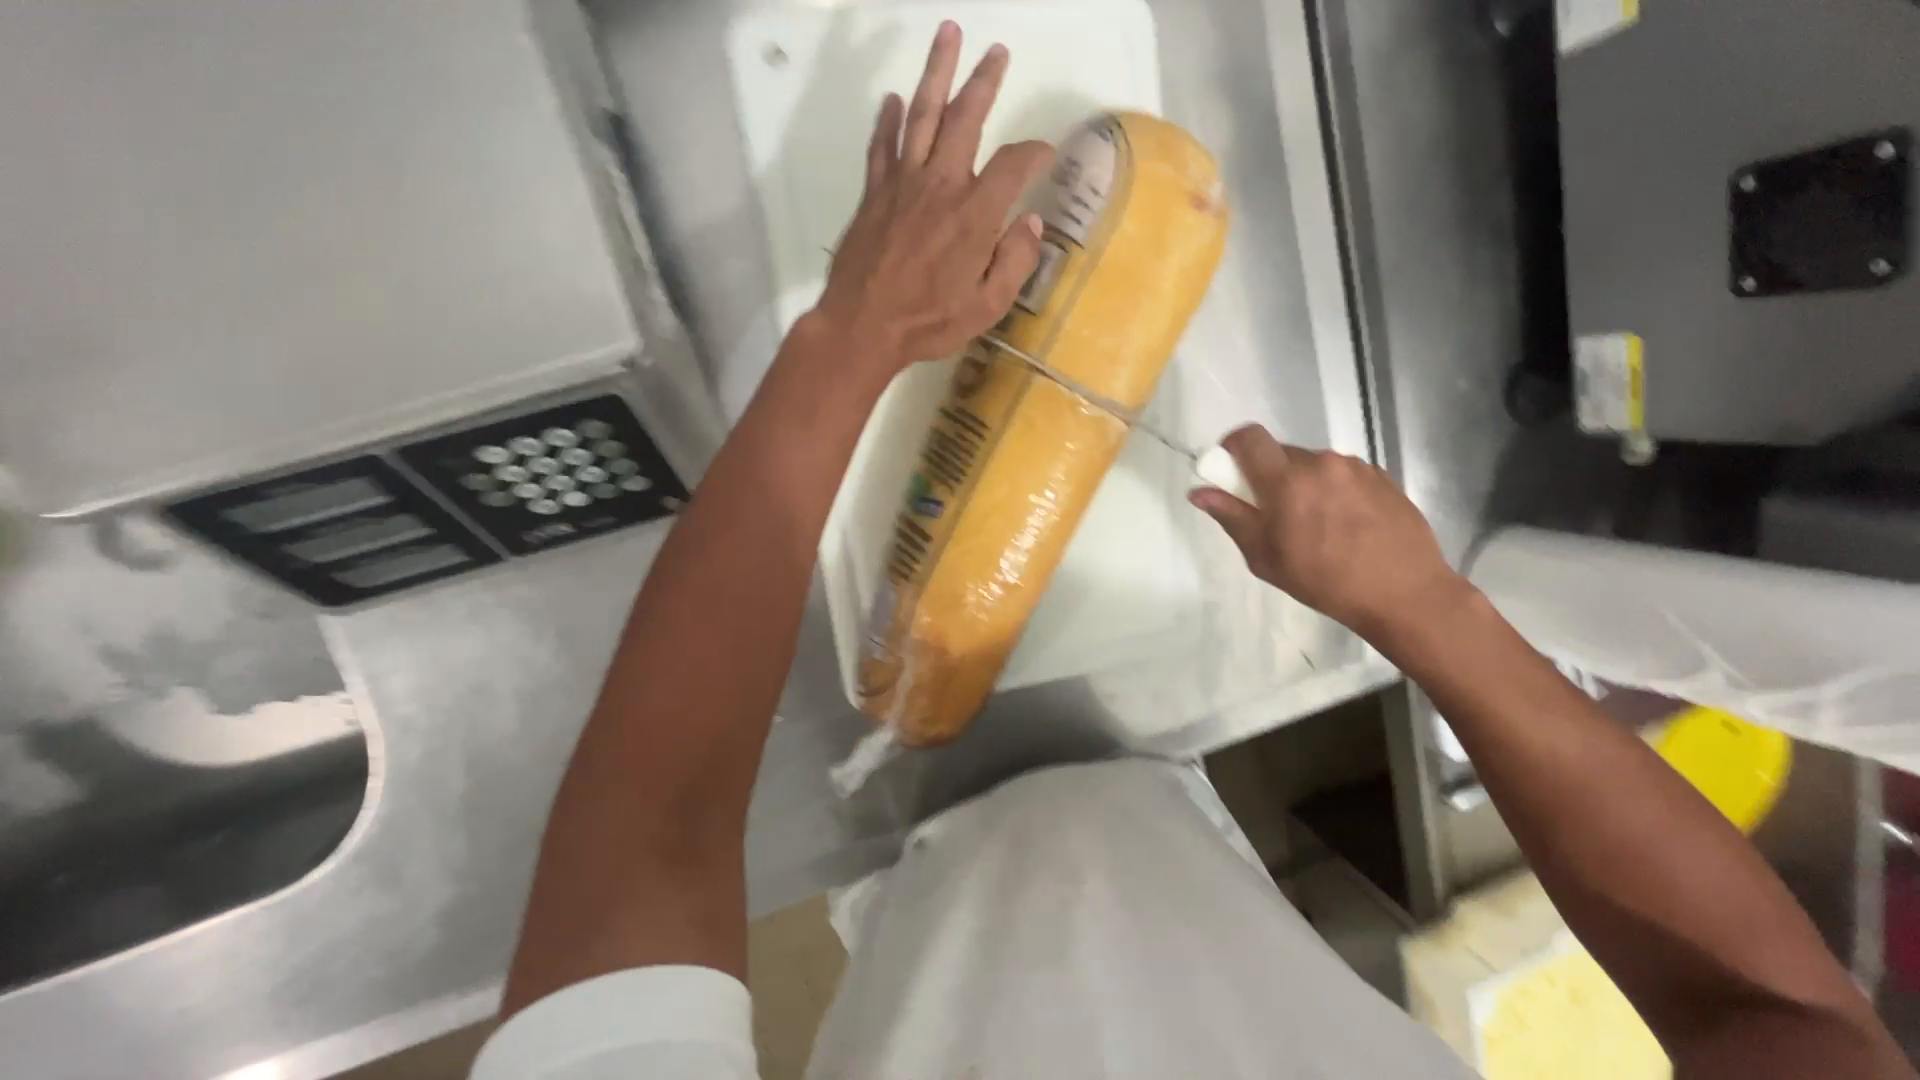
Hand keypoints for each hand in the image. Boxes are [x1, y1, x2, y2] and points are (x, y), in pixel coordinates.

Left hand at [812, 22, 1054, 373]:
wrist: (861, 327)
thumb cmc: (928, 323)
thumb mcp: (987, 306)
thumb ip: (1015, 261)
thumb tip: (1032, 222)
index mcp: (975, 214)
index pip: (1015, 165)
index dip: (1036, 153)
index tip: (1047, 153)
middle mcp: (941, 185)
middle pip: (966, 118)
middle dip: (984, 81)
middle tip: (997, 52)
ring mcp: (903, 184)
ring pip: (922, 115)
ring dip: (936, 73)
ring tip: (948, 35)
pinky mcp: (874, 194)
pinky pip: (883, 146)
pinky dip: (889, 120)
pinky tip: (894, 100)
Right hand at [1189, 425, 1467, 638]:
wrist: (1405, 593)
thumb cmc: (1325, 582)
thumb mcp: (1265, 558)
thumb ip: (1232, 518)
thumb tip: (1199, 492)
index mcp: (1287, 481)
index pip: (1249, 437)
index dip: (1233, 447)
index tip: (1231, 473)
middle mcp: (1321, 463)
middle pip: (1281, 453)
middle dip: (1270, 476)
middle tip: (1275, 514)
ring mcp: (1356, 467)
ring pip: (1314, 465)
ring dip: (1305, 485)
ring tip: (1317, 526)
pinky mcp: (1382, 476)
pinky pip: (1343, 475)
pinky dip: (1334, 492)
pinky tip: (1347, 526)